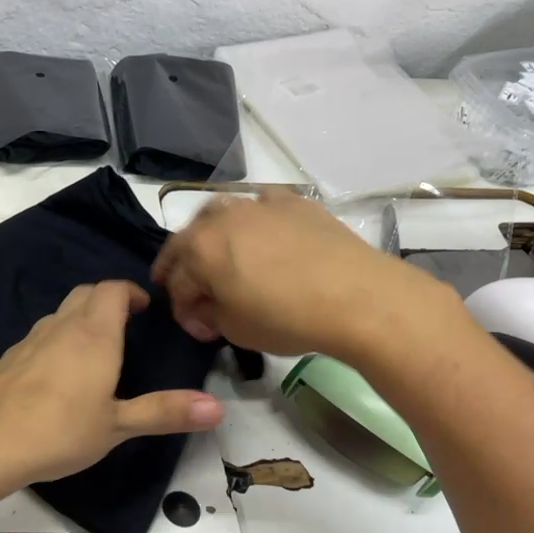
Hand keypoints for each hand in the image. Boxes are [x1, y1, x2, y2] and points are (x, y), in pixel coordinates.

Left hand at [0, 280, 222, 493]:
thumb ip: (165, 412)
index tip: (146, 308)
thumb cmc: (59, 432)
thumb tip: (218, 407)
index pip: (113, 289)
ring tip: (96, 350)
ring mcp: (29, 340)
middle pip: (85, 294)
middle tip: (126, 325)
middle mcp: (60, 326)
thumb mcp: (118, 426)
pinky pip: (39, 336)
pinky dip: (56, 340)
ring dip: (80, 319)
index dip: (131, 291)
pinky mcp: (7, 358)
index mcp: (93, 334)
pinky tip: (58, 374)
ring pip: (59, 313)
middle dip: (107, 300)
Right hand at [150, 188, 465, 366]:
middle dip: (183, 267)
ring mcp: (256, 204)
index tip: (199, 330)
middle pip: (187, 241)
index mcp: (198, 250)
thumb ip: (208, 315)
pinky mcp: (291, 202)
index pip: (176, 283)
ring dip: (212, 237)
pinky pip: (260, 206)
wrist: (357, 296)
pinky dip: (253, 221)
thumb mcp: (235, 330)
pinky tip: (263, 236)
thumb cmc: (286, 319)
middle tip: (192, 290)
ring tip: (222, 257)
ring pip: (219, 215)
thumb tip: (204, 308)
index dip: (183, 310)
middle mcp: (220, 218)